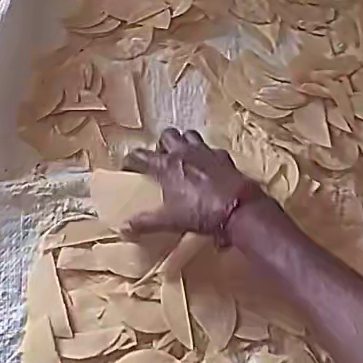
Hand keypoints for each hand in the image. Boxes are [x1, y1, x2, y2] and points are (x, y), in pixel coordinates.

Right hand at [121, 129, 262, 237]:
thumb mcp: (170, 221)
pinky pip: (212, 149)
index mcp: (166, 166)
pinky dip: (207, 155)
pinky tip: (208, 166)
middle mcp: (184, 153)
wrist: (238, 209)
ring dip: (184, 142)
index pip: (141, 155)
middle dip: (162, 144)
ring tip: (183, 156)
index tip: (128, 166)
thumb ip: (146, 223)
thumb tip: (124, 228)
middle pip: (166, 135)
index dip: (131, 159)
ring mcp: (205, 152)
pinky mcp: (223, 157)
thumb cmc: (201, 213)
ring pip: (189, 134)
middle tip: (161, 158)